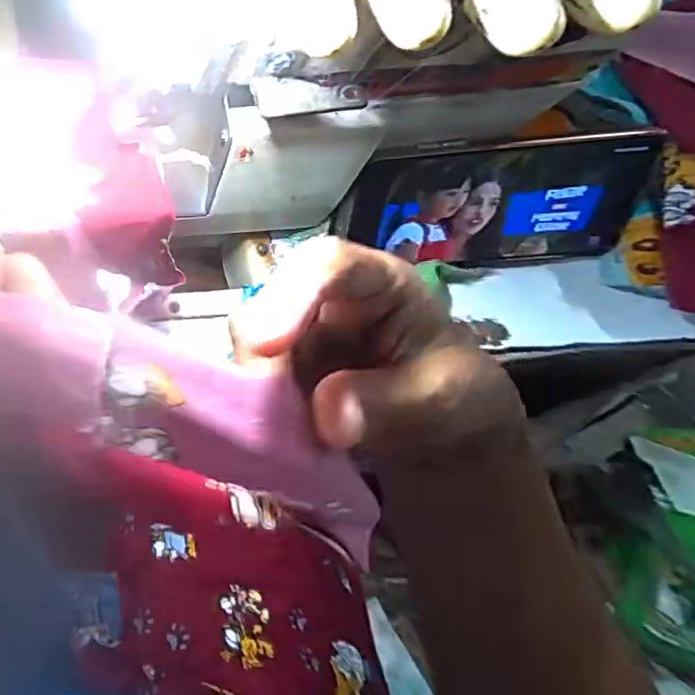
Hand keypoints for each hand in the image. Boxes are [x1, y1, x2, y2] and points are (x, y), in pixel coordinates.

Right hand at [229, 237, 524, 466]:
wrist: (438, 428)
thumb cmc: (451, 394)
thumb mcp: (443, 399)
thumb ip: (389, 403)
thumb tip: (326, 416)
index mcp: (375, 281)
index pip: (327, 265)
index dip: (291, 297)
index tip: (267, 346)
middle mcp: (320, 297)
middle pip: (269, 304)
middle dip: (261, 352)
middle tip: (267, 406)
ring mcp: (289, 331)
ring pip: (247, 344)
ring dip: (254, 386)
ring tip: (281, 429)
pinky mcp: (270, 366)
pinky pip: (243, 377)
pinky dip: (251, 404)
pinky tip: (273, 430)